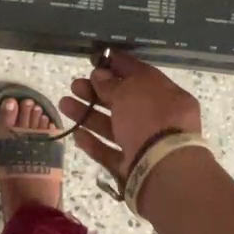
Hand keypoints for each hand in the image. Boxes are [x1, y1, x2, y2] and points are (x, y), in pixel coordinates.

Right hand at [58, 51, 203, 180]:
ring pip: (113, 127)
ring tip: (64, 104)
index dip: (118, 66)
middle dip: (96, 92)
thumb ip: (112, 83)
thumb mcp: (131, 92)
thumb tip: (99, 75)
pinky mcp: (132, 167)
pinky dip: (94, 143)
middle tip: (74, 85)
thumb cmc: (151, 121)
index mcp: (169, 98)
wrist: (162, 172)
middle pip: (124, 102)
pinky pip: (110, 152)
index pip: (142, 75)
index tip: (96, 60)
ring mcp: (146, 146)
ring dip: (88, 114)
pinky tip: (76, 134)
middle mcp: (160, 121)